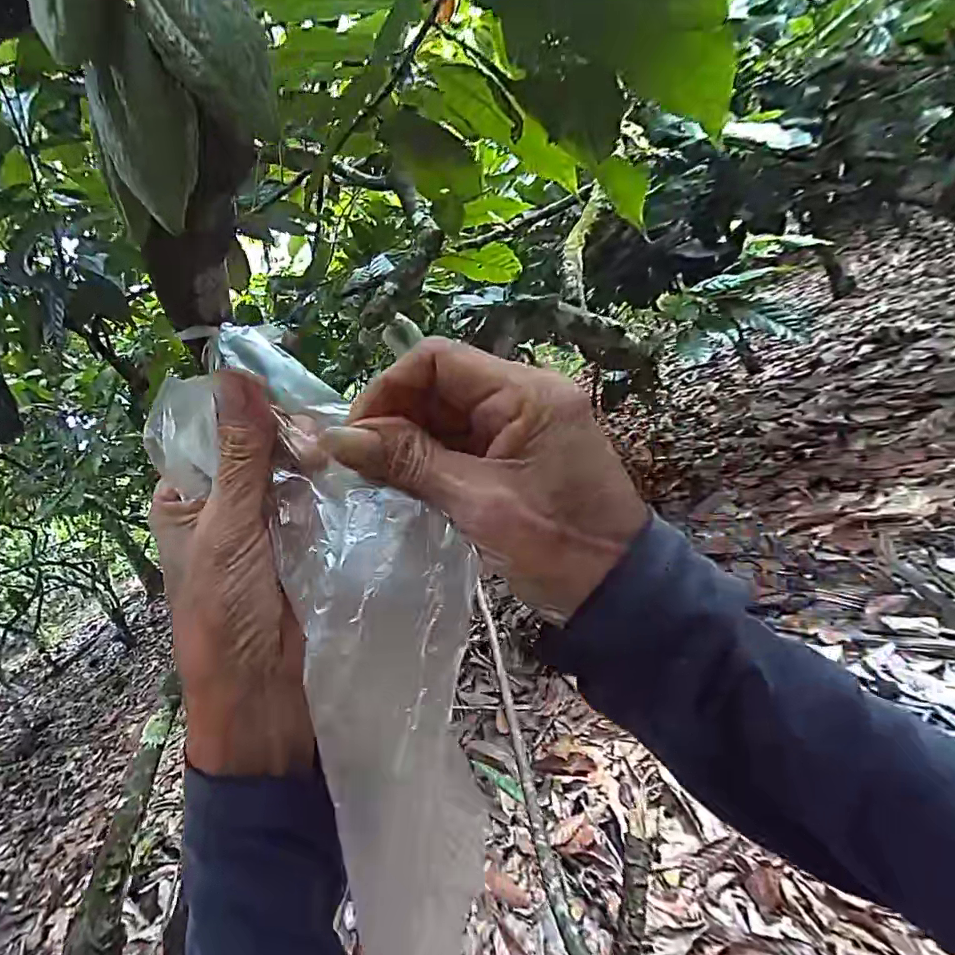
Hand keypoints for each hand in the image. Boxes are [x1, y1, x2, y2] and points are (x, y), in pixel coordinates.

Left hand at [150, 372, 315, 775]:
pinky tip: (351, 470)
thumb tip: (235, 375)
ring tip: (339, 449)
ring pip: (289, 473)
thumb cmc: (224, 611)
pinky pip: (314, 501)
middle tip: (320, 431)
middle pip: (255, 449)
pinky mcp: (300, 542)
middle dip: (285, 437)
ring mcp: (263, 524)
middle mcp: (220, 506)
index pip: (213, 434)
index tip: (283, 393)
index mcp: (182, 499)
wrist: (263, 694)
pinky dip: (329, 486)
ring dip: (311, 462)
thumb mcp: (226, 528)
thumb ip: (240, 455)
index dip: (245, 410)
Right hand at [320, 338, 647, 621]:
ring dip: (404, 444)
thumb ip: (410, 463)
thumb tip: (338, 439)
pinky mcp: (510, 457)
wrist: (615, 594)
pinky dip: (424, 463)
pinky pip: (455, 446)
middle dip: (392, 420)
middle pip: (436, 387)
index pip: (438, 360)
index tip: (356, 435)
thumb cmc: (557, 546)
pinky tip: (400, 486)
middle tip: (357, 464)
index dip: (387, 388)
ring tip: (372, 478)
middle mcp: (521, 397)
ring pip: (441, 418)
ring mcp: (516, 428)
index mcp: (526, 393)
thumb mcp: (478, 502)